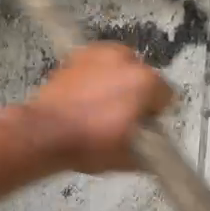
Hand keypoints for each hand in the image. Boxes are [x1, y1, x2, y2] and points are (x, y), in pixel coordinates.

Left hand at [21, 42, 174, 173]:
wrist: (44, 132)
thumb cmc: (90, 145)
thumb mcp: (127, 158)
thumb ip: (149, 153)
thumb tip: (153, 154)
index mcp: (146, 82)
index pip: (166, 96)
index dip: (154, 115)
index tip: (141, 128)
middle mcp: (127, 59)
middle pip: (142, 78)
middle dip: (135, 95)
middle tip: (118, 119)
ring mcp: (99, 52)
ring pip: (119, 68)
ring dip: (115, 82)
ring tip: (99, 107)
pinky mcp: (76, 55)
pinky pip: (96, 65)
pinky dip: (94, 76)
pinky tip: (84, 96)